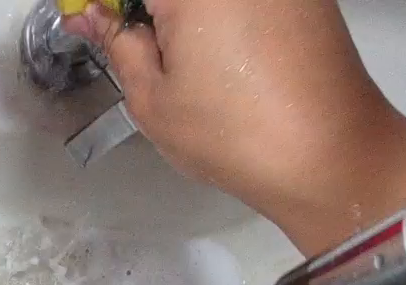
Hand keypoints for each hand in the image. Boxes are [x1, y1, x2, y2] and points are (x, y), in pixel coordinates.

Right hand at [66, 0, 405, 250]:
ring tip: (169, 52)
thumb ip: (120, 45)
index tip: (84, 17)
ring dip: (177, 14)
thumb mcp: (153, 99)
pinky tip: (213, 51)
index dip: (102, 1)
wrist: (321, 148)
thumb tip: (93, 15)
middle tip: (122, 34)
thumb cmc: (228, 131)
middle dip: (140, 8)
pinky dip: (214, 13)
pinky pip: (240, 0)